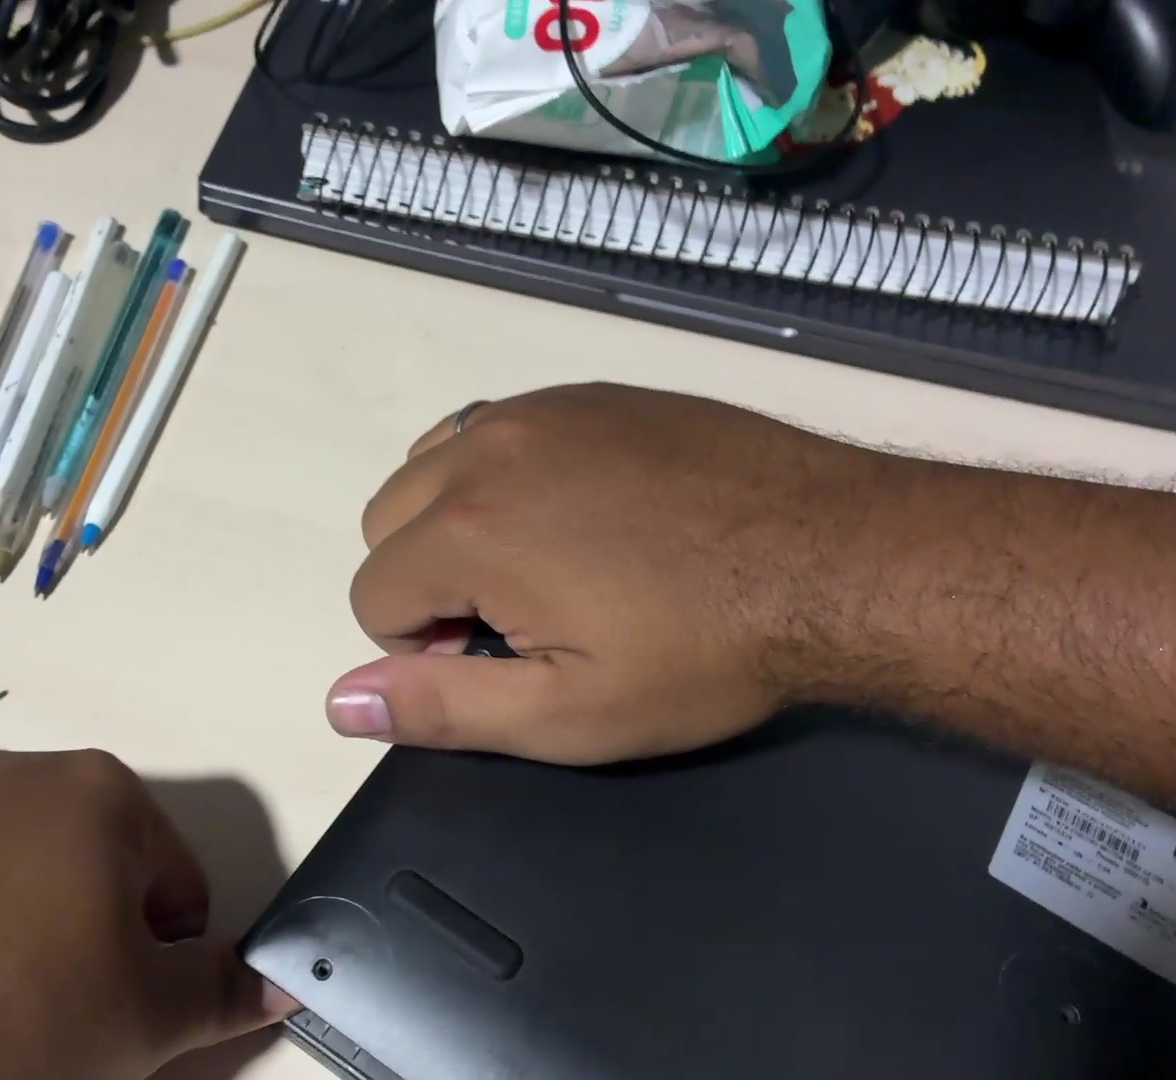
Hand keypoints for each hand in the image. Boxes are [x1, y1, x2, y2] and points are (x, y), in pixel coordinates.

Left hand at [0, 747, 292, 1079]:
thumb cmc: (7, 1024)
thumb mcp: (139, 1021)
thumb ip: (221, 992)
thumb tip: (279, 984)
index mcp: (93, 790)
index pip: (174, 875)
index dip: (165, 949)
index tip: (126, 1003)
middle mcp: (7, 770)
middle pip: (87, 858)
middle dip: (87, 930)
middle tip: (51, 1011)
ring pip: (0, 865)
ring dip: (9, 922)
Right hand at [326, 384, 885, 763]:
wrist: (837, 554)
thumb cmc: (700, 650)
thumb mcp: (566, 712)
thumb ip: (440, 706)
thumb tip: (339, 701)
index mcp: (467, 530)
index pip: (370, 593)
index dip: (420, 643)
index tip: (499, 655)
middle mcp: (481, 450)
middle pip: (383, 523)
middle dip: (423, 578)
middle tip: (515, 612)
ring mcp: (532, 409)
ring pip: (425, 468)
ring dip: (448, 521)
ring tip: (536, 557)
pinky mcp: (580, 392)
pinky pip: (485, 428)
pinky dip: (491, 474)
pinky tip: (568, 505)